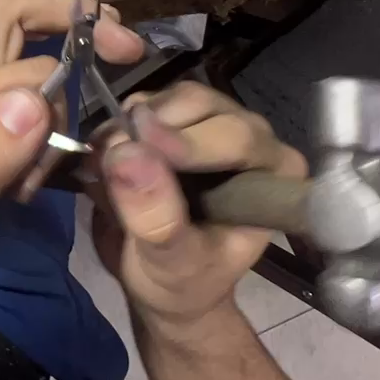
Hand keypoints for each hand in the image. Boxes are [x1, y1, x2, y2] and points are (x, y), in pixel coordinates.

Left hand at [0, 0, 144, 336]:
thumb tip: (32, 96)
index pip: (26, 65)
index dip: (79, 67)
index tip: (123, 91)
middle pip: (0, 16)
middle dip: (61, 16)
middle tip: (117, 47)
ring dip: (44, 46)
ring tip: (83, 93)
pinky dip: (28, 83)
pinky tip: (45, 133)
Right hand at [87, 82, 306, 337]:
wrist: (155, 280)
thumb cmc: (181, 282)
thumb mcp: (171, 263)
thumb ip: (156, 218)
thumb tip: (128, 154)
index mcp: (272, 175)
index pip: (240, 137)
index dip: (191, 141)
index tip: (143, 151)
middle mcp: (248, 138)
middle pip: (200, 105)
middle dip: (154, 129)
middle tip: (114, 157)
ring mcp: (206, 122)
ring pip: (166, 98)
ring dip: (130, 126)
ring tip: (109, 168)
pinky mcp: (169, 119)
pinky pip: (139, 104)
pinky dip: (116, 126)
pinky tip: (108, 160)